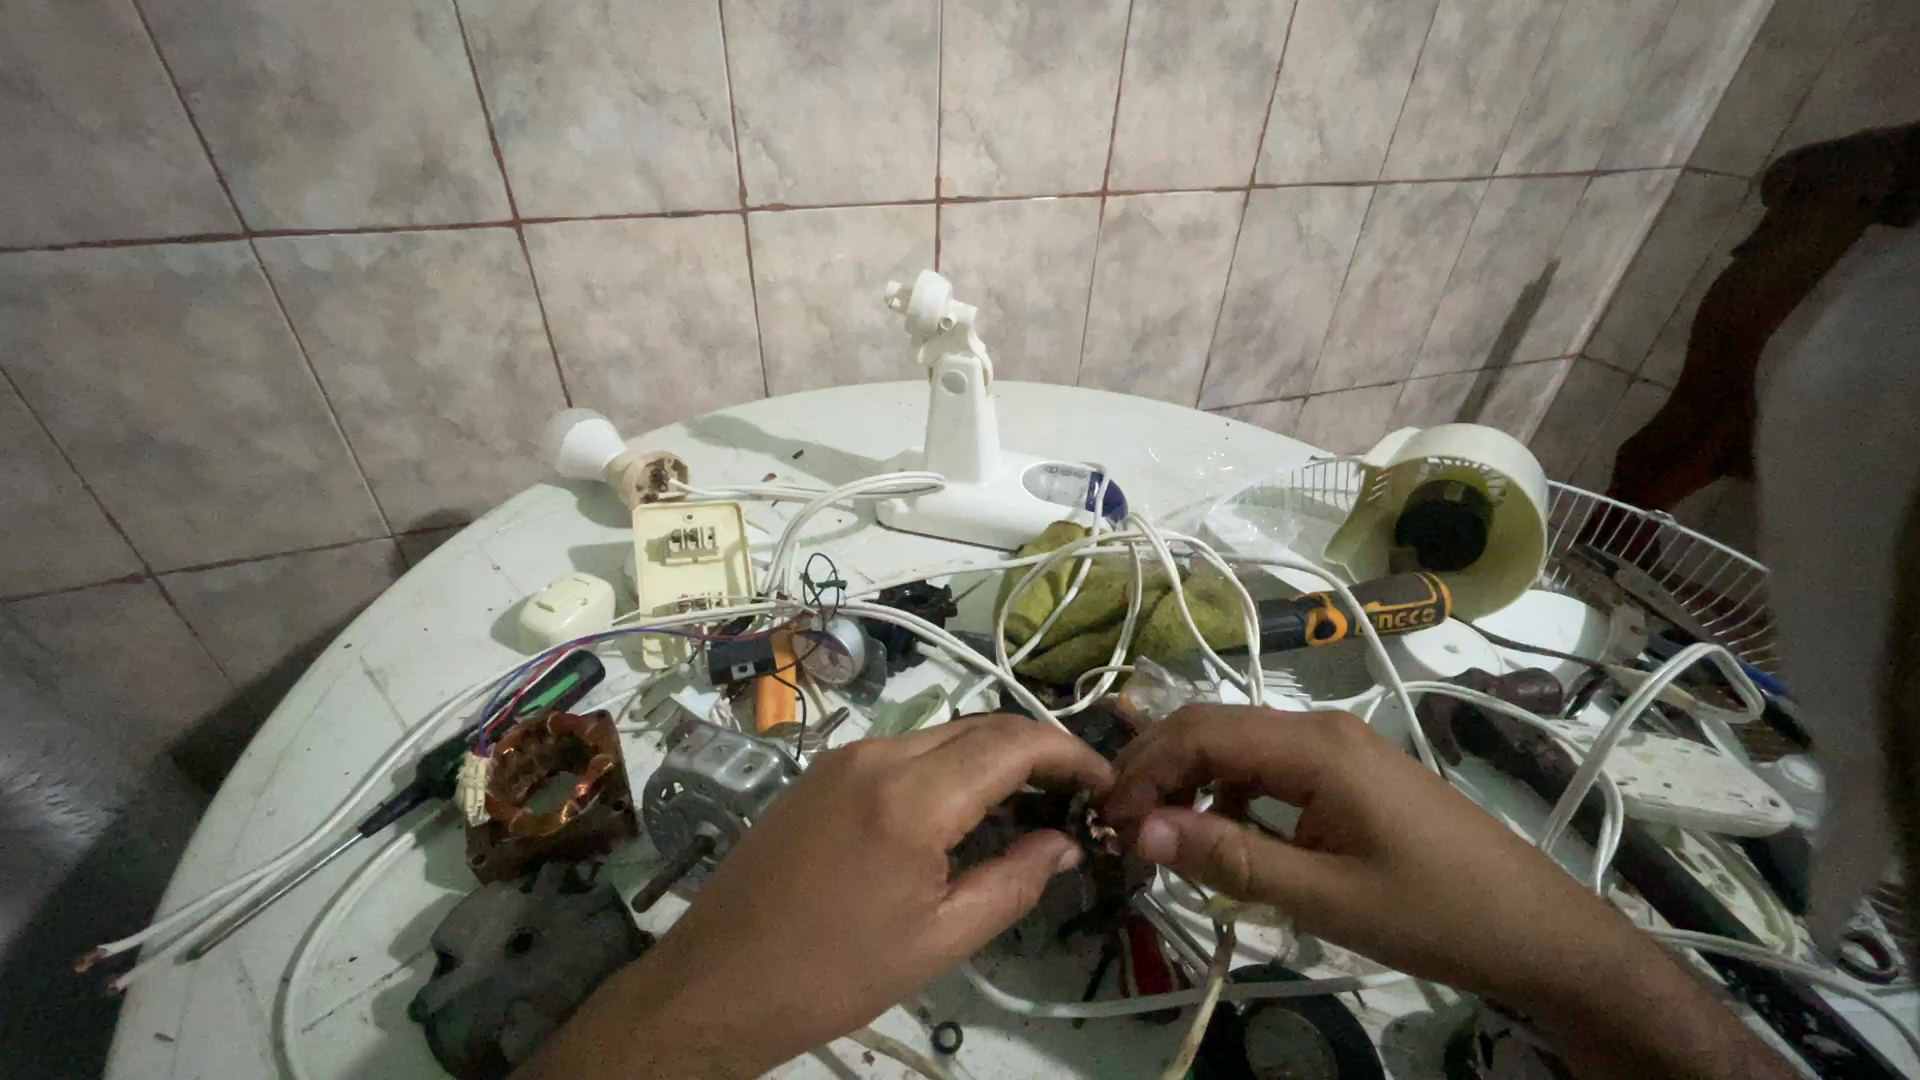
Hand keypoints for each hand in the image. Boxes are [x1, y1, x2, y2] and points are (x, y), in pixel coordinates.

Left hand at [520, 713, 1111, 1079]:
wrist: (719, 979)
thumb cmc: (834, 972)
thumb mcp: (941, 939)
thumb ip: (1014, 881)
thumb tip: (1064, 842)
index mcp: (912, 795)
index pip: (1012, 742)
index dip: (1068, 753)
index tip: (1104, 781)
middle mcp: (880, 753)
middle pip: (980, 726)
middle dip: (1036, 750)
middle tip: (1074, 796)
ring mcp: (847, 754)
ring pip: (944, 733)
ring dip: (993, 756)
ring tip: (1027, 805)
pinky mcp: (826, 766)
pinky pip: (906, 749)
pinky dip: (950, 765)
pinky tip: (963, 808)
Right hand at [1101, 704, 1661, 1008]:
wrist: (1546, 933)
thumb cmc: (1440, 915)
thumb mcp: (1329, 899)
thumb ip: (1232, 859)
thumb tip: (1143, 833)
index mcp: (1314, 745)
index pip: (1201, 733)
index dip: (1145, 771)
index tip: (1111, 822)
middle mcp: (1317, 726)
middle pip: (1210, 726)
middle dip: (1157, 769)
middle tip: (1122, 826)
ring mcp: (1333, 743)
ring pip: (1234, 742)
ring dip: (1188, 779)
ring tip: (1161, 832)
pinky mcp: (1343, 768)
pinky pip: (1263, 763)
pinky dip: (1226, 791)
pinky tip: (1221, 831)